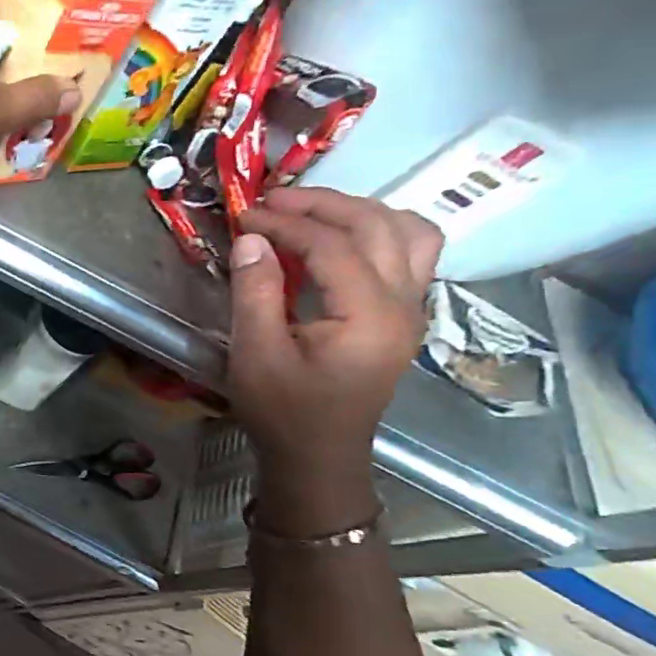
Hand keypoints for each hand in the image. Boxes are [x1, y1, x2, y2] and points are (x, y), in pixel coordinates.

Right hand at [228, 188, 441, 533]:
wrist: (318, 454)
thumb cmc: (282, 410)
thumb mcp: (255, 353)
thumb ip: (255, 292)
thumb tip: (250, 238)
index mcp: (369, 316)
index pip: (333, 245)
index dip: (286, 223)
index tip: (243, 215)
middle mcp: (404, 304)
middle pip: (378, 225)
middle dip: (323, 204)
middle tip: (272, 200)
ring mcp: (412, 307)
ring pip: (408, 231)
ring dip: (359, 210)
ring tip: (310, 212)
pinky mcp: (405, 314)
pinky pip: (411, 252)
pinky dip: (378, 230)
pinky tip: (342, 237)